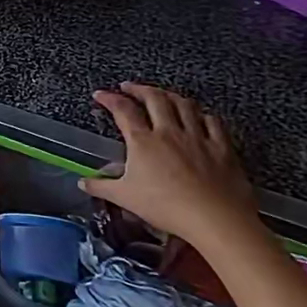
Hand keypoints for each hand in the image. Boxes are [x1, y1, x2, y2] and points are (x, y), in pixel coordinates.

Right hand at [79, 83, 265, 259]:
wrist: (215, 219)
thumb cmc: (165, 206)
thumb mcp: (124, 197)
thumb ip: (101, 187)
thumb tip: (83, 183)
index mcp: (143, 142)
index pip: (123, 110)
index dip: (109, 98)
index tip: (101, 95)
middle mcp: (170, 133)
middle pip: (155, 99)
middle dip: (139, 89)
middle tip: (129, 87)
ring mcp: (199, 138)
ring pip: (185, 105)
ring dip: (170, 96)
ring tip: (161, 95)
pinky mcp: (223, 148)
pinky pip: (213, 122)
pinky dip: (202, 114)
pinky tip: (199, 116)